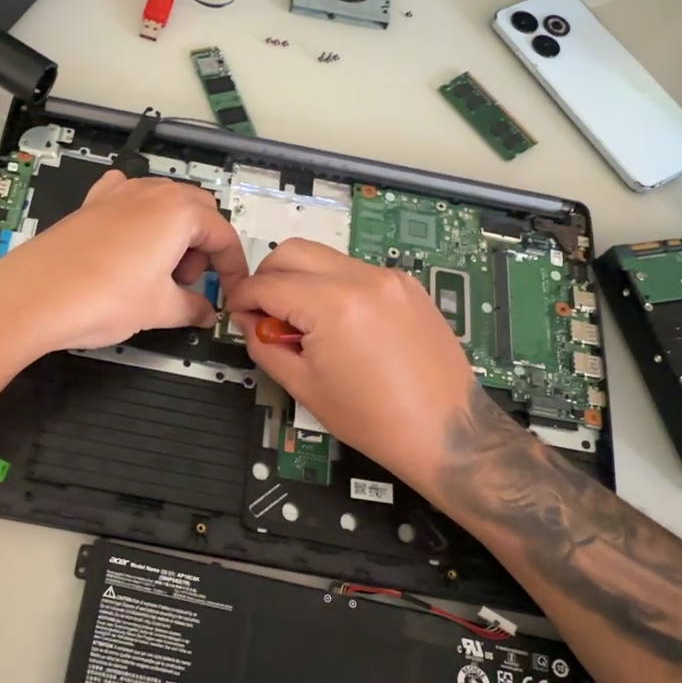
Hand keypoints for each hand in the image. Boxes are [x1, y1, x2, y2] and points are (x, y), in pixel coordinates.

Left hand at [0, 171, 248, 354]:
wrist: (33, 298)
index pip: (223, 235)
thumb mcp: (159, 309)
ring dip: (174, 234)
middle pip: (197, 212)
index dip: (233, 267)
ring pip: (163, 204)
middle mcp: (149, 193)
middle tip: (190, 285)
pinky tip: (130, 248)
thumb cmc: (98, 298)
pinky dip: (140, 221)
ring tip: (158, 274)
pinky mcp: (90, 206)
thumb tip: (204, 312)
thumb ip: (192, 308)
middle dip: (203, 247)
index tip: (231, 291)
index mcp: (177, 211)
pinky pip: (128, 201)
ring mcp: (117, 195)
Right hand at [225, 239, 479, 486]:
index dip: (242, 298)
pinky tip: (337, 324)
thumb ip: (265, 345)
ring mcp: (389, 279)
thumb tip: (249, 321)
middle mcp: (363, 279)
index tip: (236, 313)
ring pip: (325, 258)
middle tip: (265, 312)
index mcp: (334, 305)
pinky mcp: (407, 287)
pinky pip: (355, 271)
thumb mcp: (303, 386)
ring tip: (304, 323)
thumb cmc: (375, 419)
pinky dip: (334, 286)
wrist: (444, 430)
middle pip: (293, 251)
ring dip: (302, 279)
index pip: (268, 284)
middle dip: (268, 276)